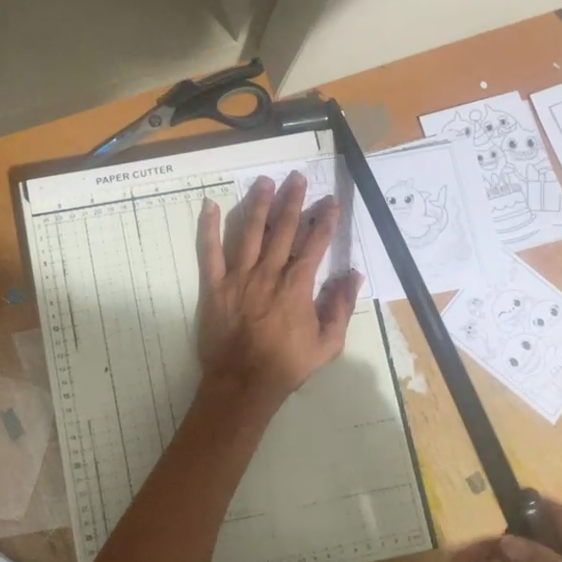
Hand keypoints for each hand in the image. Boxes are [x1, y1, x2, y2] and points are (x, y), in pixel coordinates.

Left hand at [195, 172, 361, 404]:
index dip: (324, 221)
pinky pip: (209, 252)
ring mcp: (238, 277)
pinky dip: (208, 228)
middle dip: (293, 201)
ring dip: (258, 205)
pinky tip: (210, 205)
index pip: (314, 245)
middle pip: (283, 230)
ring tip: (264, 181)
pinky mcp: (213, 286)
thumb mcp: (327, 344)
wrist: (242, 383)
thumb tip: (353, 276)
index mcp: (297, 286)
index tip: (331, 202)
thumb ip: (341, 307)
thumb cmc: (286, 365)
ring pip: (249, 232)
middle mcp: (268, 274)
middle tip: (297, 178)